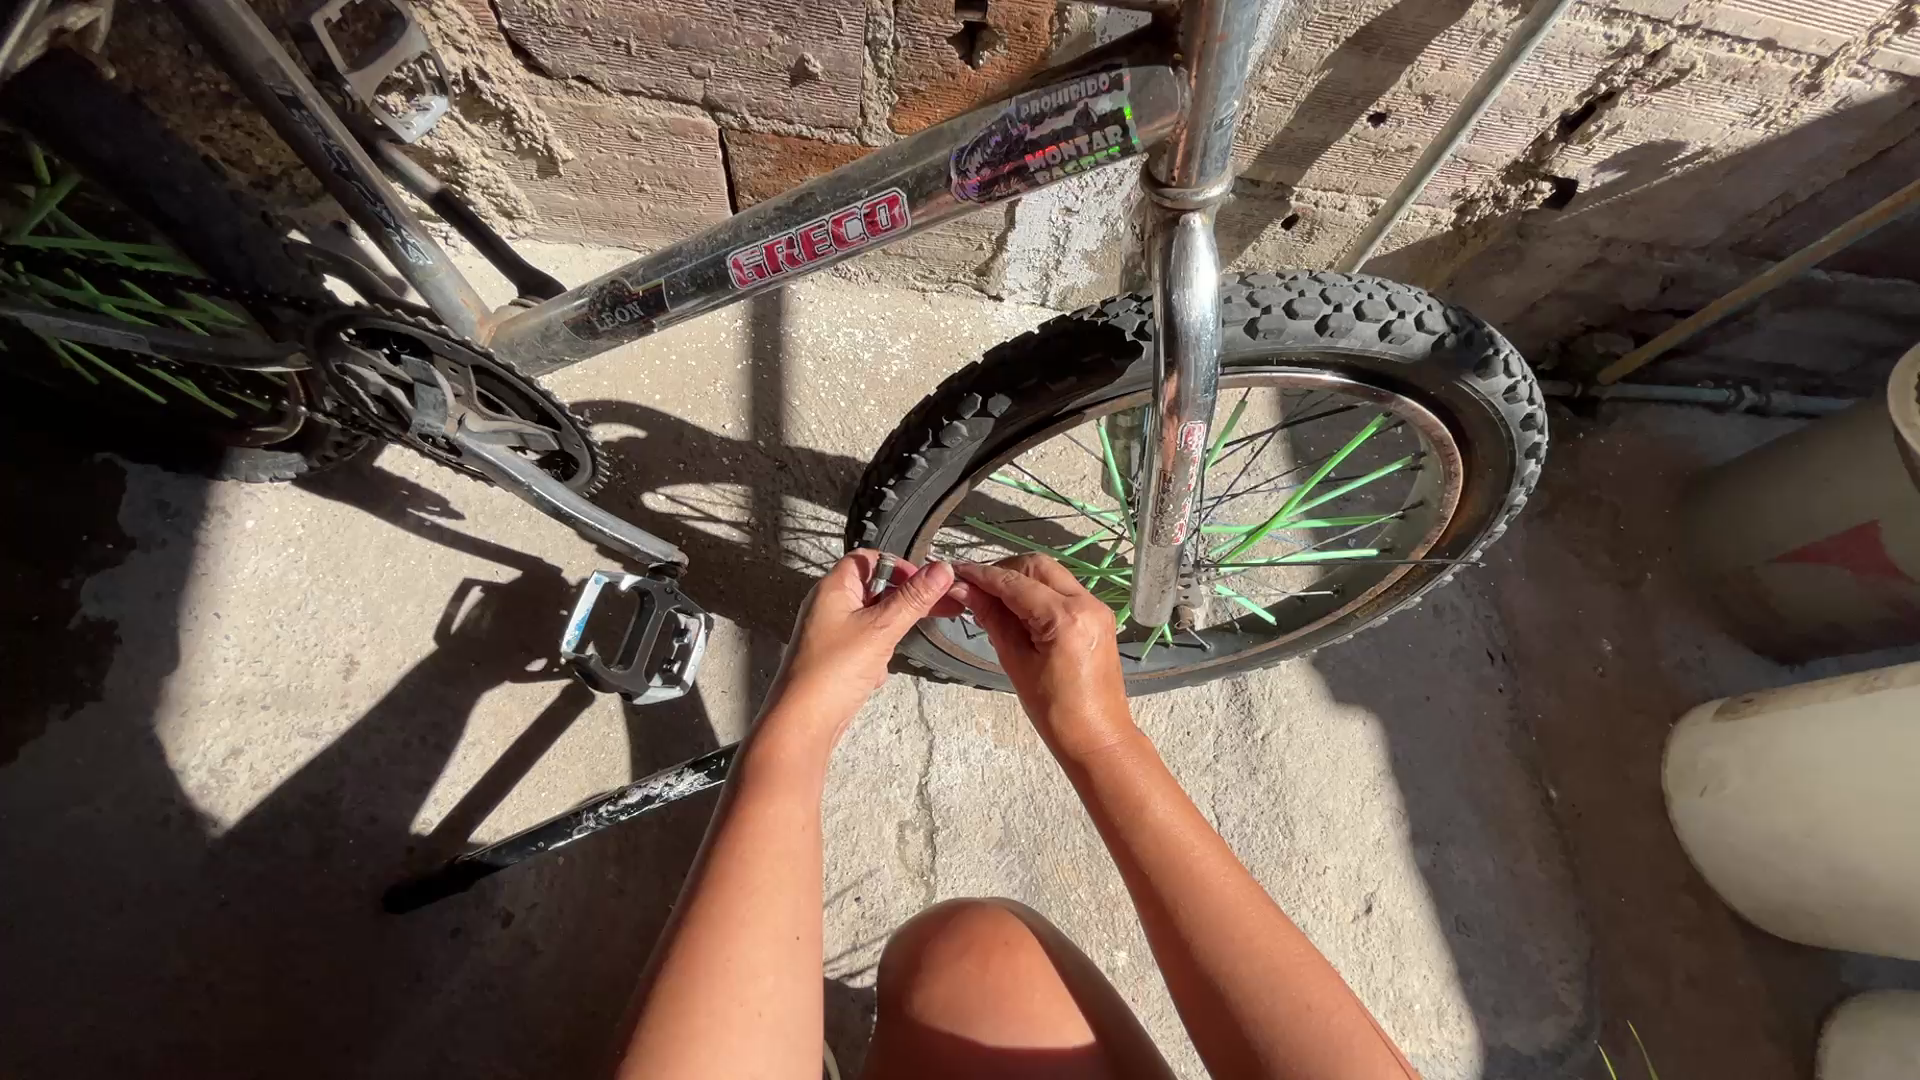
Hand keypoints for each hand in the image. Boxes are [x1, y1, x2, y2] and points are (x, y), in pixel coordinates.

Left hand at [761, 550, 960, 740]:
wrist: (802, 724)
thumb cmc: (834, 671)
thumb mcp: (881, 629)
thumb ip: (913, 599)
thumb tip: (942, 569)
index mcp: (833, 588)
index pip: (869, 559)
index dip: (899, 565)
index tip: (926, 582)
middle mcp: (830, 606)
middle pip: (875, 589)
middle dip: (905, 601)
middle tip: (940, 608)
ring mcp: (832, 633)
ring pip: (873, 620)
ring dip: (891, 631)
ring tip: (898, 647)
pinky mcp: (836, 658)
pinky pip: (866, 646)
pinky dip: (877, 655)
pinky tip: (877, 673)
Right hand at [951, 555, 1136, 760]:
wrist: (1098, 737)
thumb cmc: (1054, 710)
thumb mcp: (1015, 662)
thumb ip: (992, 619)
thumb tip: (964, 590)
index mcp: (1065, 617)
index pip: (1015, 582)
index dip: (982, 575)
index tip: (955, 572)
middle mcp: (1086, 602)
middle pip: (1037, 565)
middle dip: (1004, 570)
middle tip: (976, 587)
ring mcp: (1097, 607)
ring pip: (1051, 574)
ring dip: (1021, 578)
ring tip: (993, 600)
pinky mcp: (1098, 616)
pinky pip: (1063, 590)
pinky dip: (1038, 591)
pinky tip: (1017, 610)